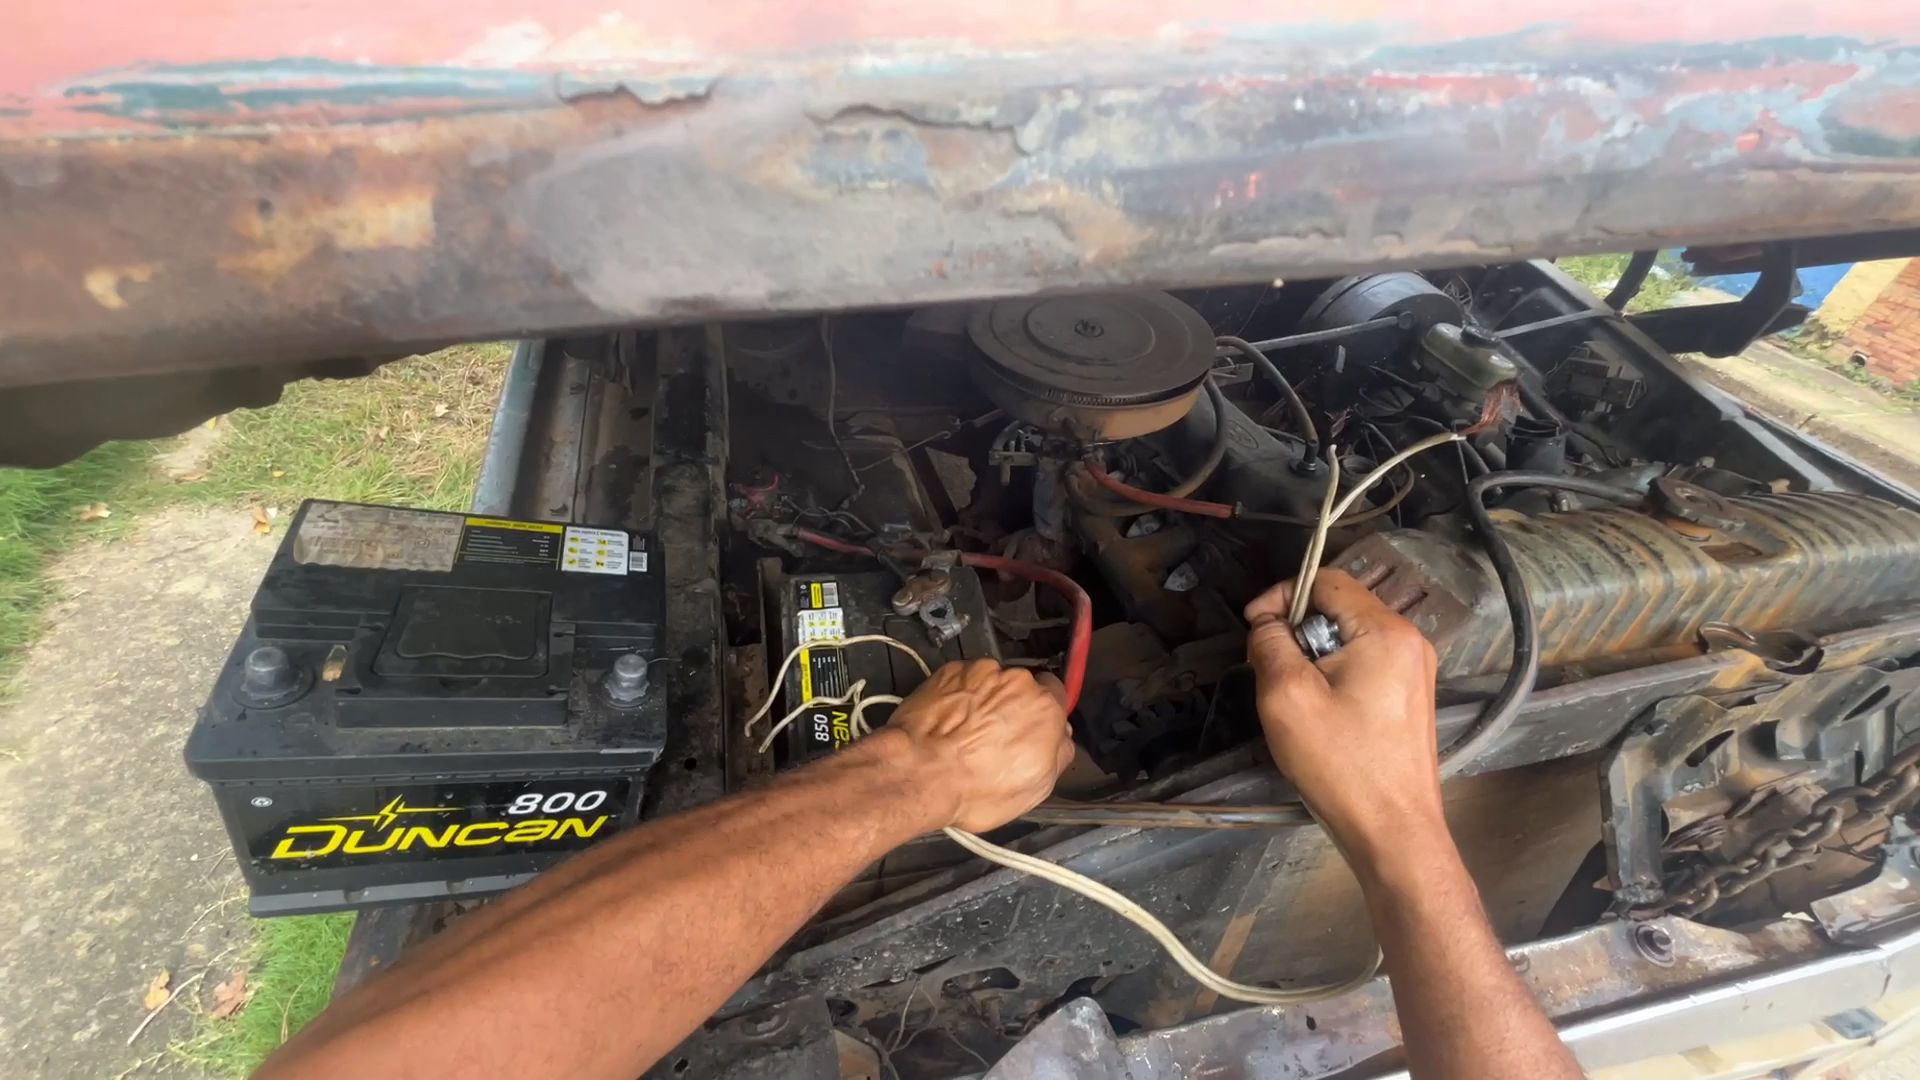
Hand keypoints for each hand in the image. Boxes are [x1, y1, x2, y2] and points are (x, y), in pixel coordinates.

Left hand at [884, 659, 1073, 832]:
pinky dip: (957, 695)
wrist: (921, 771)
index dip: (1043, 712)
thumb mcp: (1036, 788)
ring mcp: (981, 671)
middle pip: (1021, 687)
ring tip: (964, 732)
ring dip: (983, 699)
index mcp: (1045, 707)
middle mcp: (1016, 681)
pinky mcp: (949, 671)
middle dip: (1011, 706)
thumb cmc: (977, 787)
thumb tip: (1062, 738)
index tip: (1031, 727)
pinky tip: (946, 721)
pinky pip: (962, 680)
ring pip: (989, 682)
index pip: (1057, 694)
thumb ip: (1058, 753)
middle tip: (994, 737)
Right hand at [1244, 569, 1445, 871]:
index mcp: (1385, 632)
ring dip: (1310, 652)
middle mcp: (1408, 642)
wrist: (1392, 831)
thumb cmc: (1339, 762)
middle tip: (1268, 663)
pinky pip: (1361, 662)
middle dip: (1295, 627)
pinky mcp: (1407, 697)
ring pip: (1347, 636)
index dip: (1282, 594)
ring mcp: (1413, 670)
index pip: (1327, 580)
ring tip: (1290, 690)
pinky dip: (1330, 672)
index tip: (1254, 626)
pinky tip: (1317, 708)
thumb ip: (1269, 642)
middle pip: (1338, 606)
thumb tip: (1266, 621)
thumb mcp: (1285, 693)